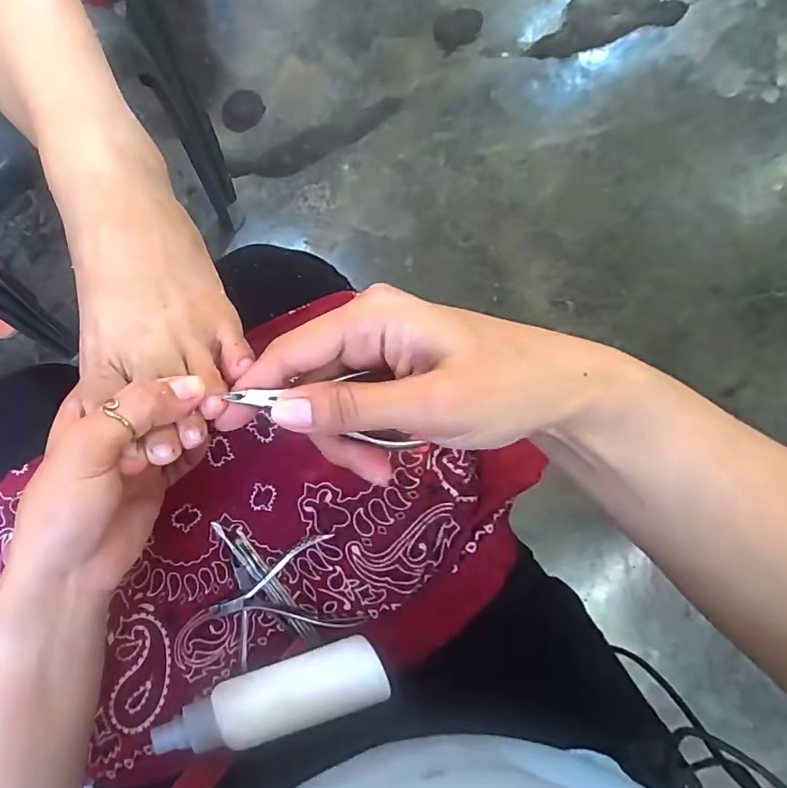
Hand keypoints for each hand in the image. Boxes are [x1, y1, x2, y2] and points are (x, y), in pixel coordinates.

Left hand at [3, 375, 209, 597]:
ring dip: (190, 428)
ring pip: (176, 424)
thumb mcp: (90, 445)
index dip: (166, 380)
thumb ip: (136, 409)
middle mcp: (117, 424)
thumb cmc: (67, 502)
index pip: (136, 376)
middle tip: (191, 426)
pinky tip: (201, 449)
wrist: (70, 572)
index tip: (195, 387)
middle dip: (180, 408)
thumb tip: (192, 386)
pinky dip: (196, 450)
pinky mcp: (158, 479)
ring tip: (192, 442)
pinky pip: (184, 454)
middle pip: (161, 399)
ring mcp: (139, 452)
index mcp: (90, 405)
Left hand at [49, 139, 250, 463]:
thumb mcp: (93, 331)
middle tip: (187, 446)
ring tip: (214, 421)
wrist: (122, 209)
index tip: (149, 456)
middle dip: (177, 435)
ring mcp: (186, 331)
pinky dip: (240, 374)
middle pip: (168, 409)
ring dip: (210, 412)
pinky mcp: (217, 309)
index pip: (123, 414)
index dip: (137, 439)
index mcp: (107, 358)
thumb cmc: (100, 270)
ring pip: (204, 389)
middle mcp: (147, 352)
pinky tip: (241, 383)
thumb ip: (110, 374)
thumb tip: (131, 410)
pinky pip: (235, 354)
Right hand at [214, 284, 636, 483]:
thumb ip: (348, 408)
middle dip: (323, 429)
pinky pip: (349, 407)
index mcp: (369, 317)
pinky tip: (387, 460)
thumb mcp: (426, 406)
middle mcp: (362, 326)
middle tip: (358, 466)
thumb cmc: (504, 389)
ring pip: (325, 401)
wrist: (563, 391)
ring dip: (346, 441)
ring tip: (382, 469)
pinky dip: (361, 437)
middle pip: (306, 380)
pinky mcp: (382, 372)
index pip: (291, 350)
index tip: (223, 424)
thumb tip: (276, 411)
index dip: (254, 386)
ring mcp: (372, 350)